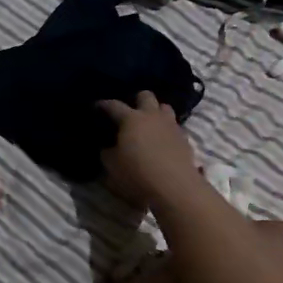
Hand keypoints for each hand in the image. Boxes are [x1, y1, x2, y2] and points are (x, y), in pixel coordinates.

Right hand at [97, 92, 201, 207]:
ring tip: (149, 124)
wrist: (174, 186)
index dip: (103, 104)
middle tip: (129, 113)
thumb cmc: (137, 173)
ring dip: (156, 112)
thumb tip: (108, 148)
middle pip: (146, 96)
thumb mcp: (112, 166)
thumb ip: (107, 152)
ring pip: (165, 107)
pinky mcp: (185, 138)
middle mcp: (152, 116)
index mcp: (131, 119)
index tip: (97, 106)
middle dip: (137, 100)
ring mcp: (171, 126)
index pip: (114, 105)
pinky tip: (162, 141)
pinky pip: (174, 126)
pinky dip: (167, 129)